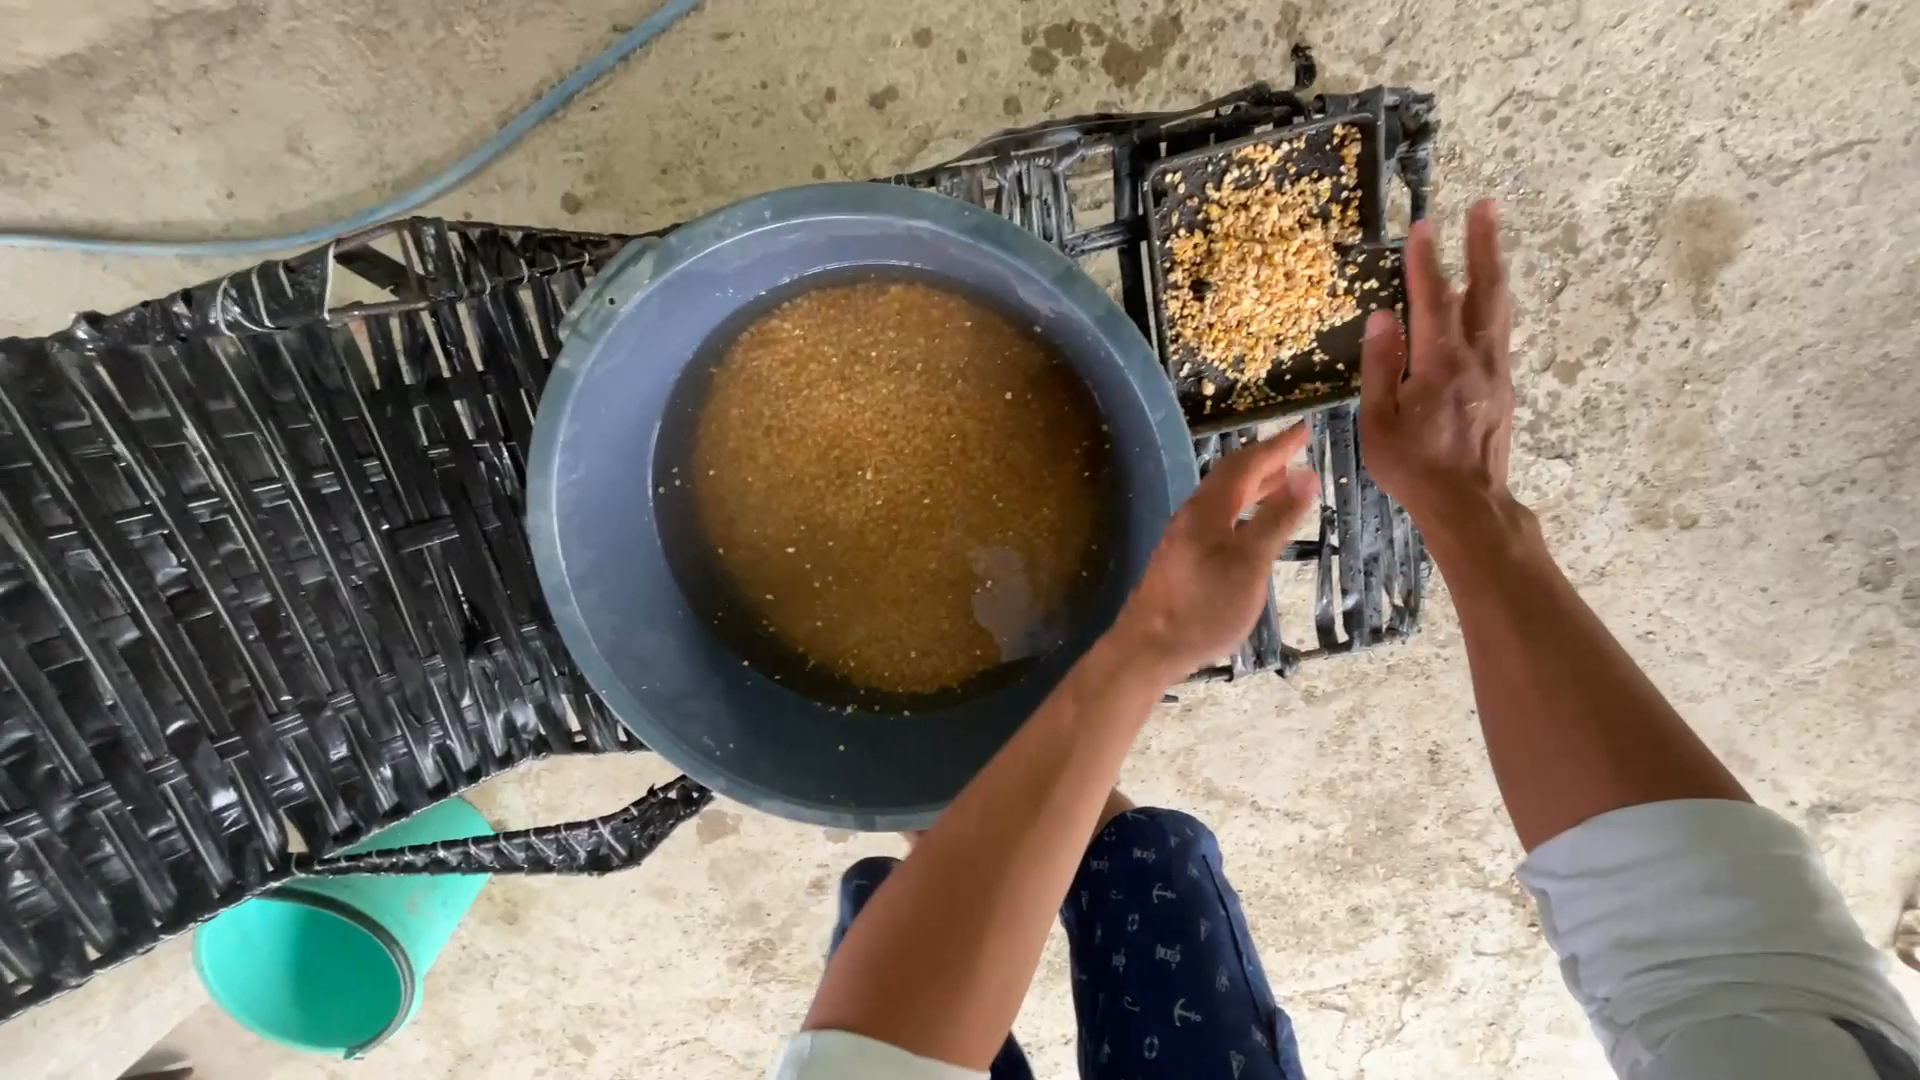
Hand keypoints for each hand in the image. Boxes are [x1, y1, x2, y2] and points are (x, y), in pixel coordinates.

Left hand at [1113, 424, 1317, 680]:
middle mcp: (1192, 516)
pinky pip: (1217, 518)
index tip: (1303, 429)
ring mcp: (1183, 537)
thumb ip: (1277, 519)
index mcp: (1207, 510)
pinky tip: (1250, 524)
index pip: (1245, 465)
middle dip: (1264, 461)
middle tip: (1297, 449)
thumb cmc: (1203, 608)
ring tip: (1283, 480)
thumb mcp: (1250, 563)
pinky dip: (1241, 508)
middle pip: (1230, 477)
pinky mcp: (1181, 558)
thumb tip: (1306, 475)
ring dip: (1253, 485)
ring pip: (1222, 499)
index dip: (1276, 447)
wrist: (1148, 646)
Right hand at [1359, 200, 1517, 549]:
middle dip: (1483, 246)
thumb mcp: (1378, 421)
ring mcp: (1496, 371)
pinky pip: (1499, 332)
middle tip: (1485, 206)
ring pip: (1498, 309)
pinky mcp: (1504, 386)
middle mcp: (1476, 358)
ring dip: (1493, 269)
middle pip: (1484, 291)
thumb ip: (1380, 367)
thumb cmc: (1411, 465)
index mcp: (1438, 364)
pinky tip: (1484, 302)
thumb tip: (1382, 317)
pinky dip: (1493, 304)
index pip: (1431, 301)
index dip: (1426, 262)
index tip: (1424, 225)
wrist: (1466, 502)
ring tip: (1490, 238)